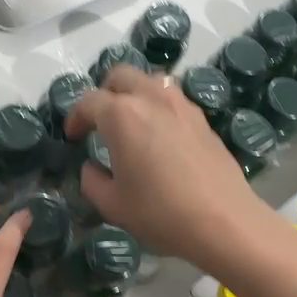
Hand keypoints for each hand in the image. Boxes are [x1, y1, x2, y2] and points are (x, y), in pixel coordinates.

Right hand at [65, 67, 275, 268]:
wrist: (223, 220)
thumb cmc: (160, 212)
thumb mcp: (112, 204)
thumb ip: (92, 180)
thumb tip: (92, 167)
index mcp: (122, 115)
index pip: (88, 102)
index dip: (75, 117)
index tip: (73, 137)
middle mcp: (151, 98)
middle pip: (121, 76)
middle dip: (104, 92)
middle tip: (100, 120)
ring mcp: (181, 105)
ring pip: (151, 81)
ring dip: (135, 93)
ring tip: (131, 122)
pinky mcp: (202, 118)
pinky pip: (173, 99)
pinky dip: (159, 106)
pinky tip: (160, 134)